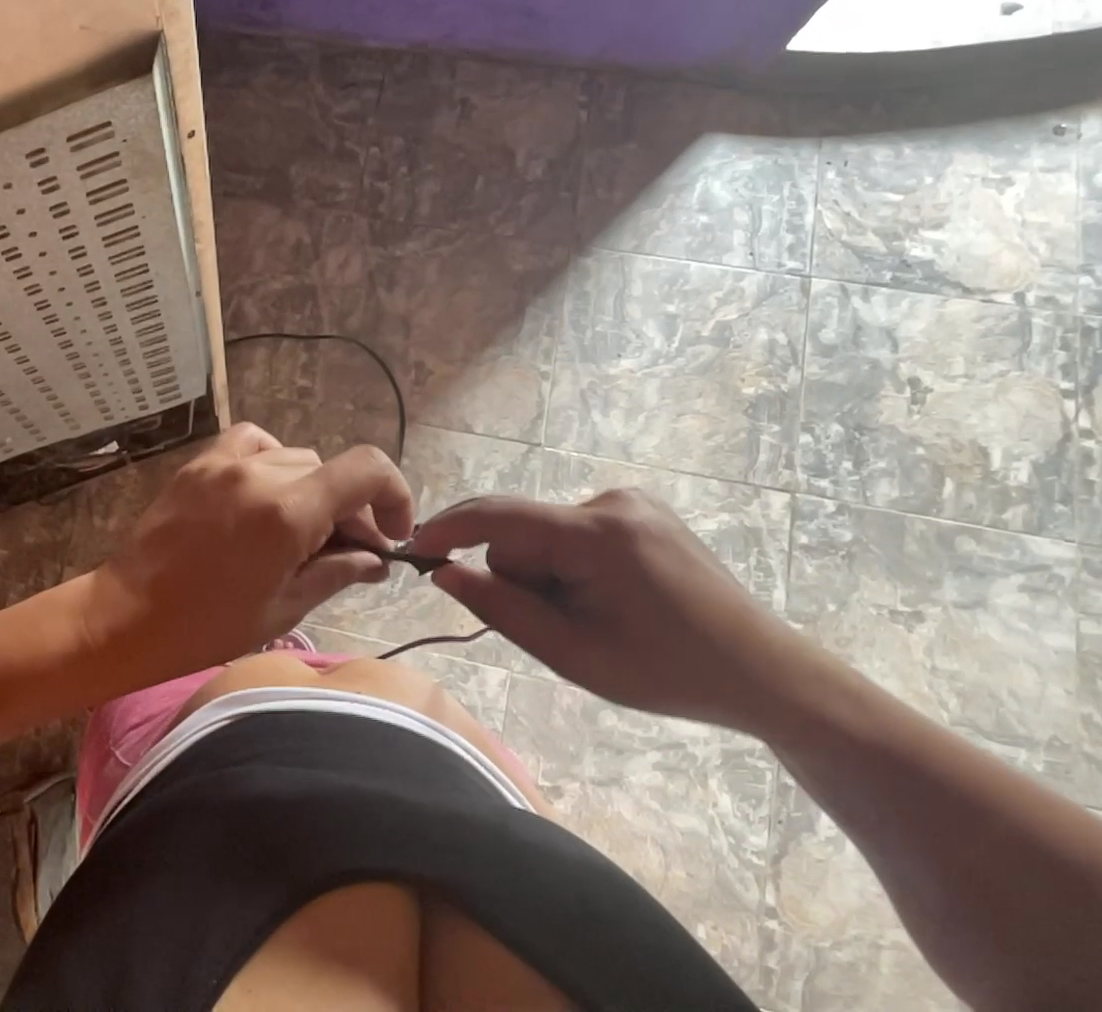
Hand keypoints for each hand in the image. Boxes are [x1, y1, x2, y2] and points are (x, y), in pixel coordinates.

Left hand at [85, 423, 413, 687]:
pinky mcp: (198, 465)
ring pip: (295, 458)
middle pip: (330, 472)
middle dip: (349, 510)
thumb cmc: (208, 626)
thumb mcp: (285, 607)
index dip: (395, 496)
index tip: (394, 534)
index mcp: (287, 511)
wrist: (128, 616)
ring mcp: (223, 463)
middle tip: (344, 553)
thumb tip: (378, 559)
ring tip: (299, 531)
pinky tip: (265, 494)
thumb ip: (339, 571)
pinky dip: (271, 462)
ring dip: (311, 490)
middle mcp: (259, 473)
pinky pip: (252, 443)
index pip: (368, 470)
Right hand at [409, 489, 831, 733]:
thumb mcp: (570, 652)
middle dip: (520, 577)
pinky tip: (608, 600)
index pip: (498, 516)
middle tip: (559, 627)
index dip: (447, 530)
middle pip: (520, 534)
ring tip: (592, 618)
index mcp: (598, 534)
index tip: (411, 551)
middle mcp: (612, 502)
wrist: (764, 673)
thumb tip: (444, 573)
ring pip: (543, 537)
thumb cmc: (665, 672)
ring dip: (546, 576)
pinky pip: (571, 535)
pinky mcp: (640, 514)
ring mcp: (631, 504)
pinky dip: (568, 567)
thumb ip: (499, 607)